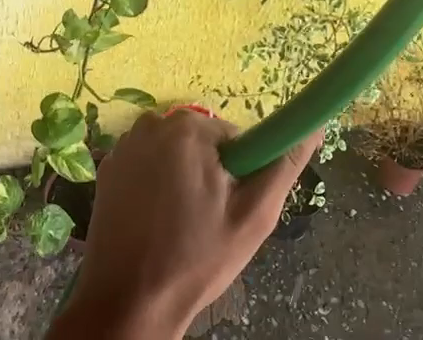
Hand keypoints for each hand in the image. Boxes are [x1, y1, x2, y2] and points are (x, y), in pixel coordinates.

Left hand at [47, 109, 322, 338]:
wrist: (129, 300)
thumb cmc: (197, 257)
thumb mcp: (255, 215)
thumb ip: (285, 164)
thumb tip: (314, 127)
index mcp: (188, 127)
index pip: (234, 138)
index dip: (239, 174)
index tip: (230, 208)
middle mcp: (152, 123)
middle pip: (202, 143)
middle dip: (211, 175)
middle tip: (209, 221)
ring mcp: (125, 145)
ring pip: (174, 153)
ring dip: (183, 179)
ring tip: (181, 225)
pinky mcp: (108, 167)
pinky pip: (148, 165)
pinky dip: (155, 185)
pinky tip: (155, 222)